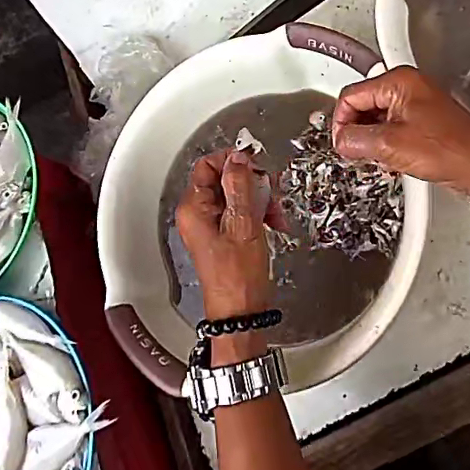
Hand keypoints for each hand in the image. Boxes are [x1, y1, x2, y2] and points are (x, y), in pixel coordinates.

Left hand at [175, 149, 284, 319]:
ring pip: (236, 195)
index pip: (207, 165)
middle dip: (252, 182)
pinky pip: (240, 212)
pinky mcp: (223, 234)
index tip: (256, 163)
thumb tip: (238, 157)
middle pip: (224, 179)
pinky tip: (274, 223)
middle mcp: (197, 213)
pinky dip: (258, 213)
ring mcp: (209, 224)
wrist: (240, 312)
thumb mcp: (243, 225)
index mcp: (193, 208)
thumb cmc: (237, 277)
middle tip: (271, 191)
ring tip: (276, 213)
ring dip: (260, 199)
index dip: (232, 160)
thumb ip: (240, 187)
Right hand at [330, 66, 469, 196]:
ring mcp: (415, 102)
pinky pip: (389, 127)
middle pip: (361, 106)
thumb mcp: (389, 145)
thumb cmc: (452, 151)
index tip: (344, 143)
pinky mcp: (420, 118)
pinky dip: (385, 143)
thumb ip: (354, 139)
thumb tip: (339, 140)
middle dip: (358, 132)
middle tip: (362, 152)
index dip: (342, 123)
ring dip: (371, 140)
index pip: (349, 97)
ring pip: (374, 118)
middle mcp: (407, 86)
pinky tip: (393, 157)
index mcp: (398, 82)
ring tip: (382, 156)